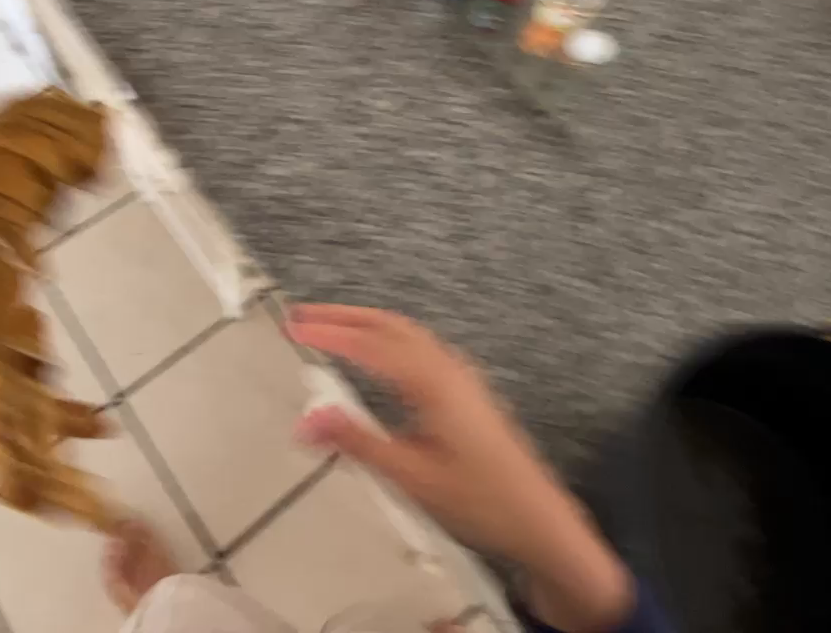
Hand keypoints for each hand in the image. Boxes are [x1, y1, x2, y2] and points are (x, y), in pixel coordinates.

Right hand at [288, 305, 632, 632]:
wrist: (538, 517)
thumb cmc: (479, 499)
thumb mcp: (411, 476)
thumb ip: (358, 442)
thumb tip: (306, 421)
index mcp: (431, 381)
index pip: (368, 345)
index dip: (328, 332)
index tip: (292, 324)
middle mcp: (445, 366)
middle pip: (387, 324)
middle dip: (342, 314)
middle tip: (301, 312)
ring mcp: (458, 373)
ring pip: (403, 331)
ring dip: (364, 321)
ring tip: (328, 324)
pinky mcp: (463, 386)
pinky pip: (417, 343)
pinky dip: (385, 334)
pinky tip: (374, 351)